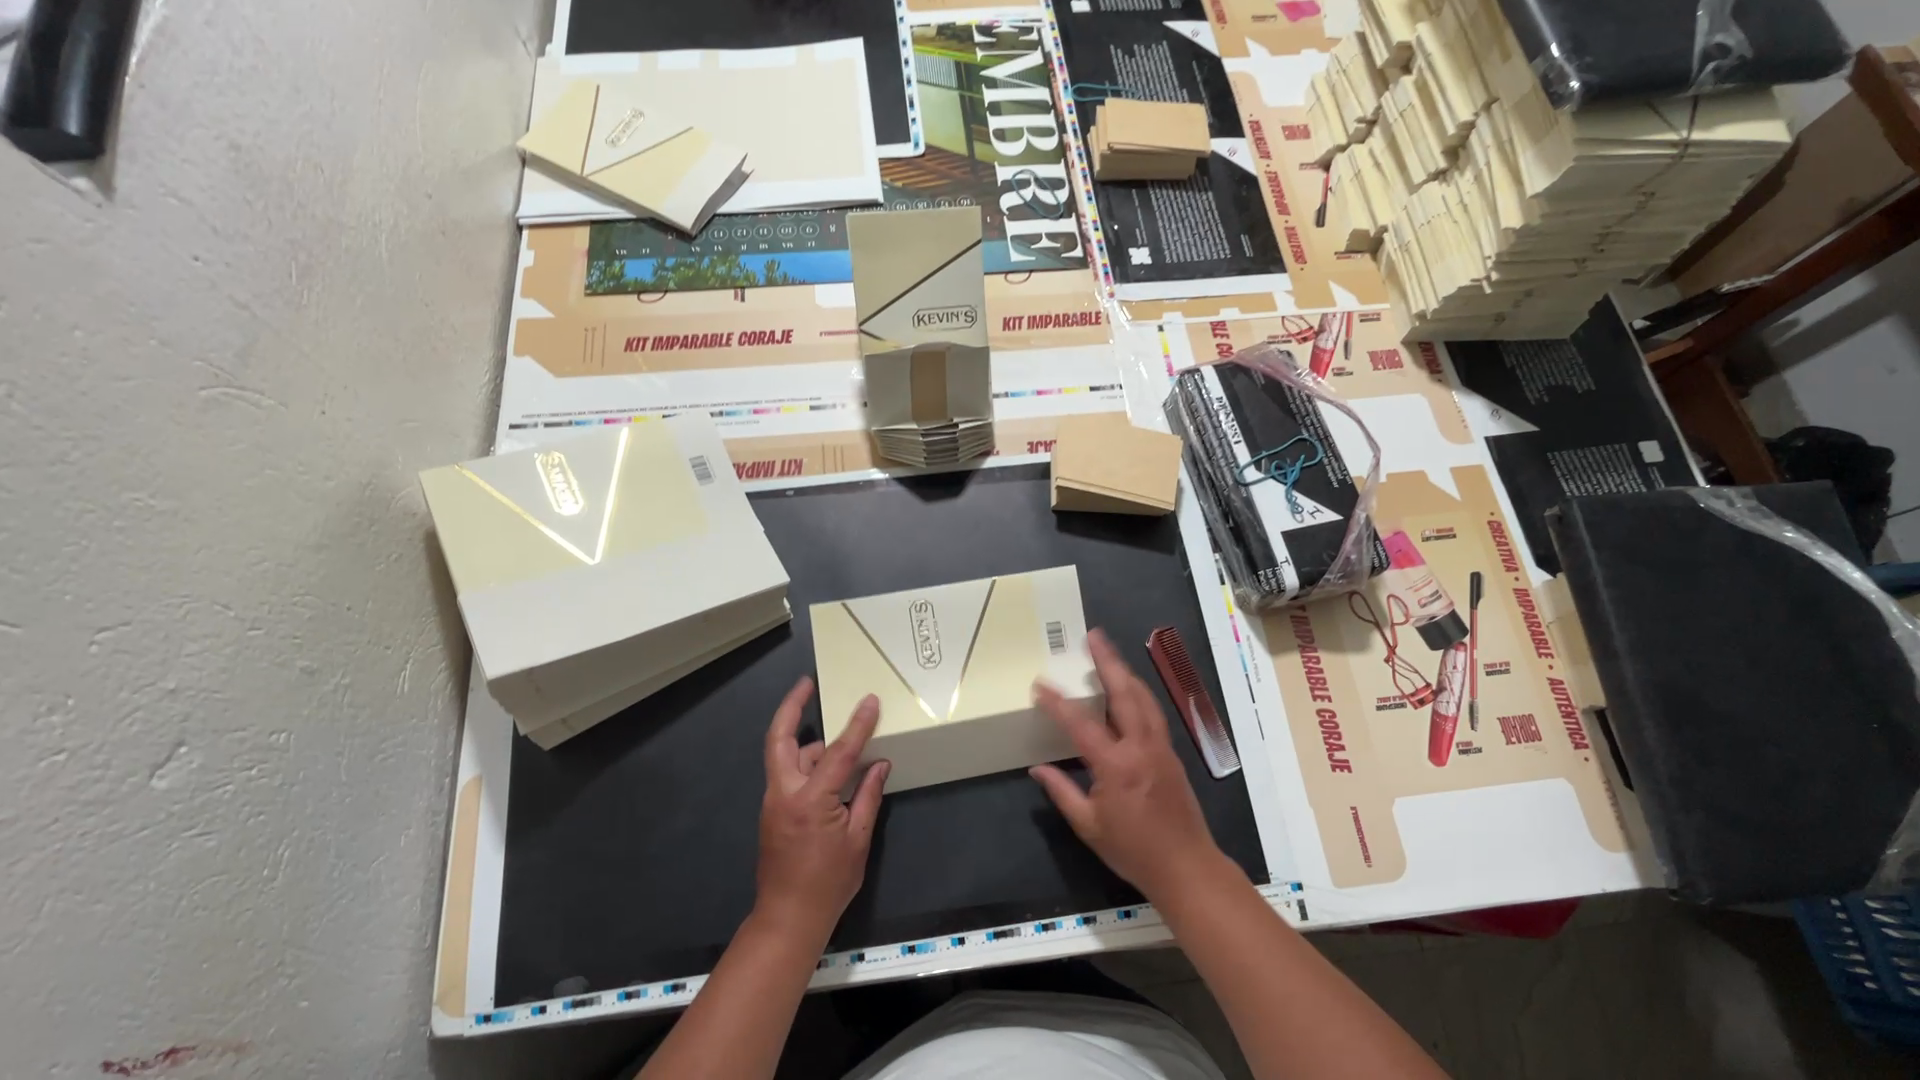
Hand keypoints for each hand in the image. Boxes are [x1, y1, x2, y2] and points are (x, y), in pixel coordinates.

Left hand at [756, 677, 890, 937]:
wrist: (788, 917)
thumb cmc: (828, 883)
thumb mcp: (858, 840)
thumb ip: (868, 797)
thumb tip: (879, 765)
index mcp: (809, 801)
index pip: (838, 752)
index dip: (857, 725)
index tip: (869, 701)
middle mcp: (784, 793)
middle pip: (780, 739)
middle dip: (791, 707)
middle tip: (807, 684)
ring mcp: (774, 802)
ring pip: (785, 757)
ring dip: (807, 741)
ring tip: (837, 734)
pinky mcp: (773, 812)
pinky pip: (788, 775)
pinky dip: (806, 763)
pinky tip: (829, 765)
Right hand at [1030, 629, 1228, 903]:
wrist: (1186, 866)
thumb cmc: (1133, 851)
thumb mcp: (1088, 826)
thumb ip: (1063, 791)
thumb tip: (1038, 768)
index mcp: (1116, 766)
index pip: (1081, 724)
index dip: (1058, 703)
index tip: (1040, 684)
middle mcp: (1141, 748)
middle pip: (1124, 693)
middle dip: (1108, 662)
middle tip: (1093, 636)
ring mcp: (1161, 748)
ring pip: (1144, 699)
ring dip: (1126, 672)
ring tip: (1109, 653)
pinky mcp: (1171, 755)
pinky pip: (1153, 714)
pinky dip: (1138, 694)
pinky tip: (1129, 690)